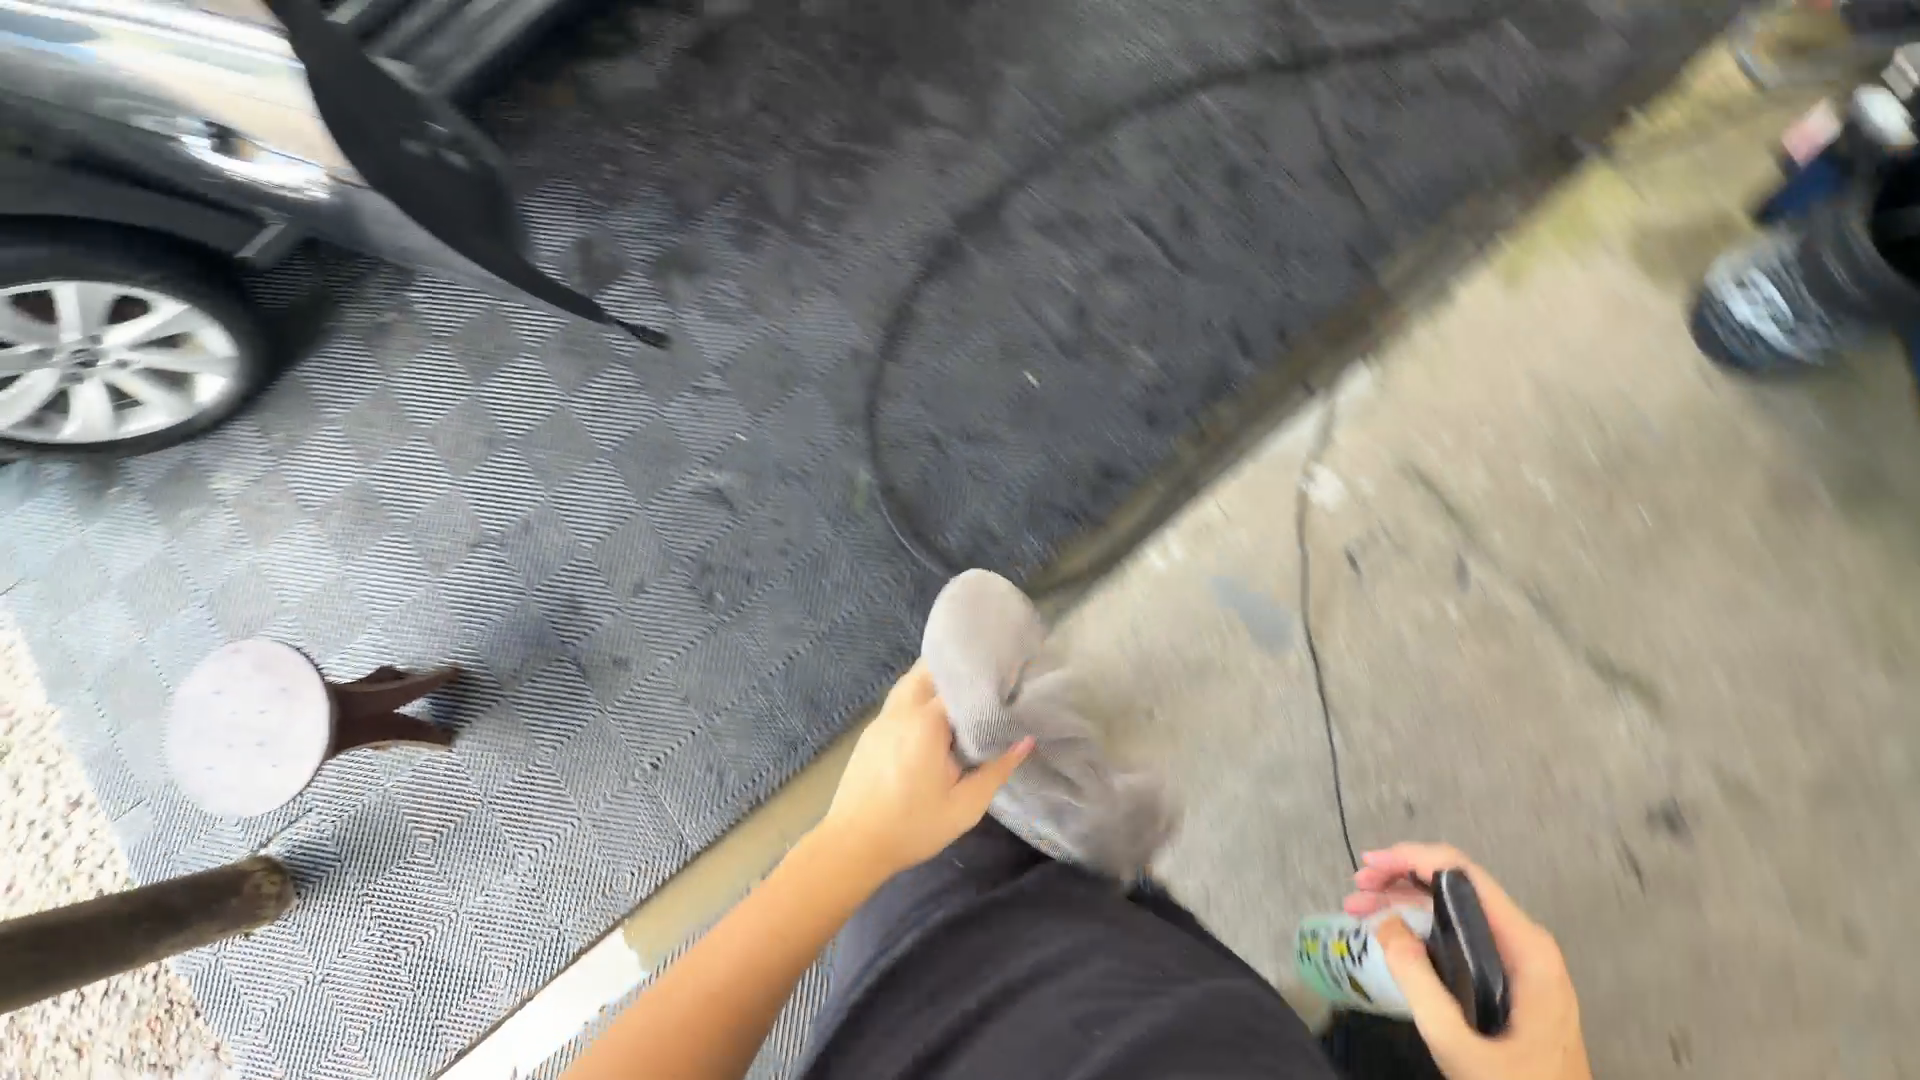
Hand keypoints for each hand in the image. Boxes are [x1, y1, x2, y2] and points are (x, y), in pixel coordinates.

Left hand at [814, 662, 1033, 882]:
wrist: (853, 845)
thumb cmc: (911, 827)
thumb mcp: (965, 806)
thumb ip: (997, 770)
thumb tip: (1026, 741)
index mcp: (926, 722)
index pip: (960, 683)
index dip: (985, 680)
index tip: (1008, 681)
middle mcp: (901, 711)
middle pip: (928, 670)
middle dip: (956, 671)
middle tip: (987, 681)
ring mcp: (881, 720)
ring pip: (910, 683)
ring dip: (934, 682)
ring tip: (963, 697)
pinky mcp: (871, 733)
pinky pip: (899, 702)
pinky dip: (919, 698)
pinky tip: (934, 719)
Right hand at [1344, 844, 1591, 1079]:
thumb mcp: (1456, 1039)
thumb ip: (1417, 979)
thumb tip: (1384, 922)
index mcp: (1524, 948)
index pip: (1464, 874)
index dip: (1412, 857)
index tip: (1370, 864)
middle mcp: (1524, 943)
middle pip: (1456, 883)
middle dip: (1400, 877)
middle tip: (1356, 887)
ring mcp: (1517, 959)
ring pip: (1454, 905)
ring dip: (1404, 898)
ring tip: (1359, 905)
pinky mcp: (1507, 975)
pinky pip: (1458, 930)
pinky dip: (1419, 921)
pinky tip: (1390, 929)